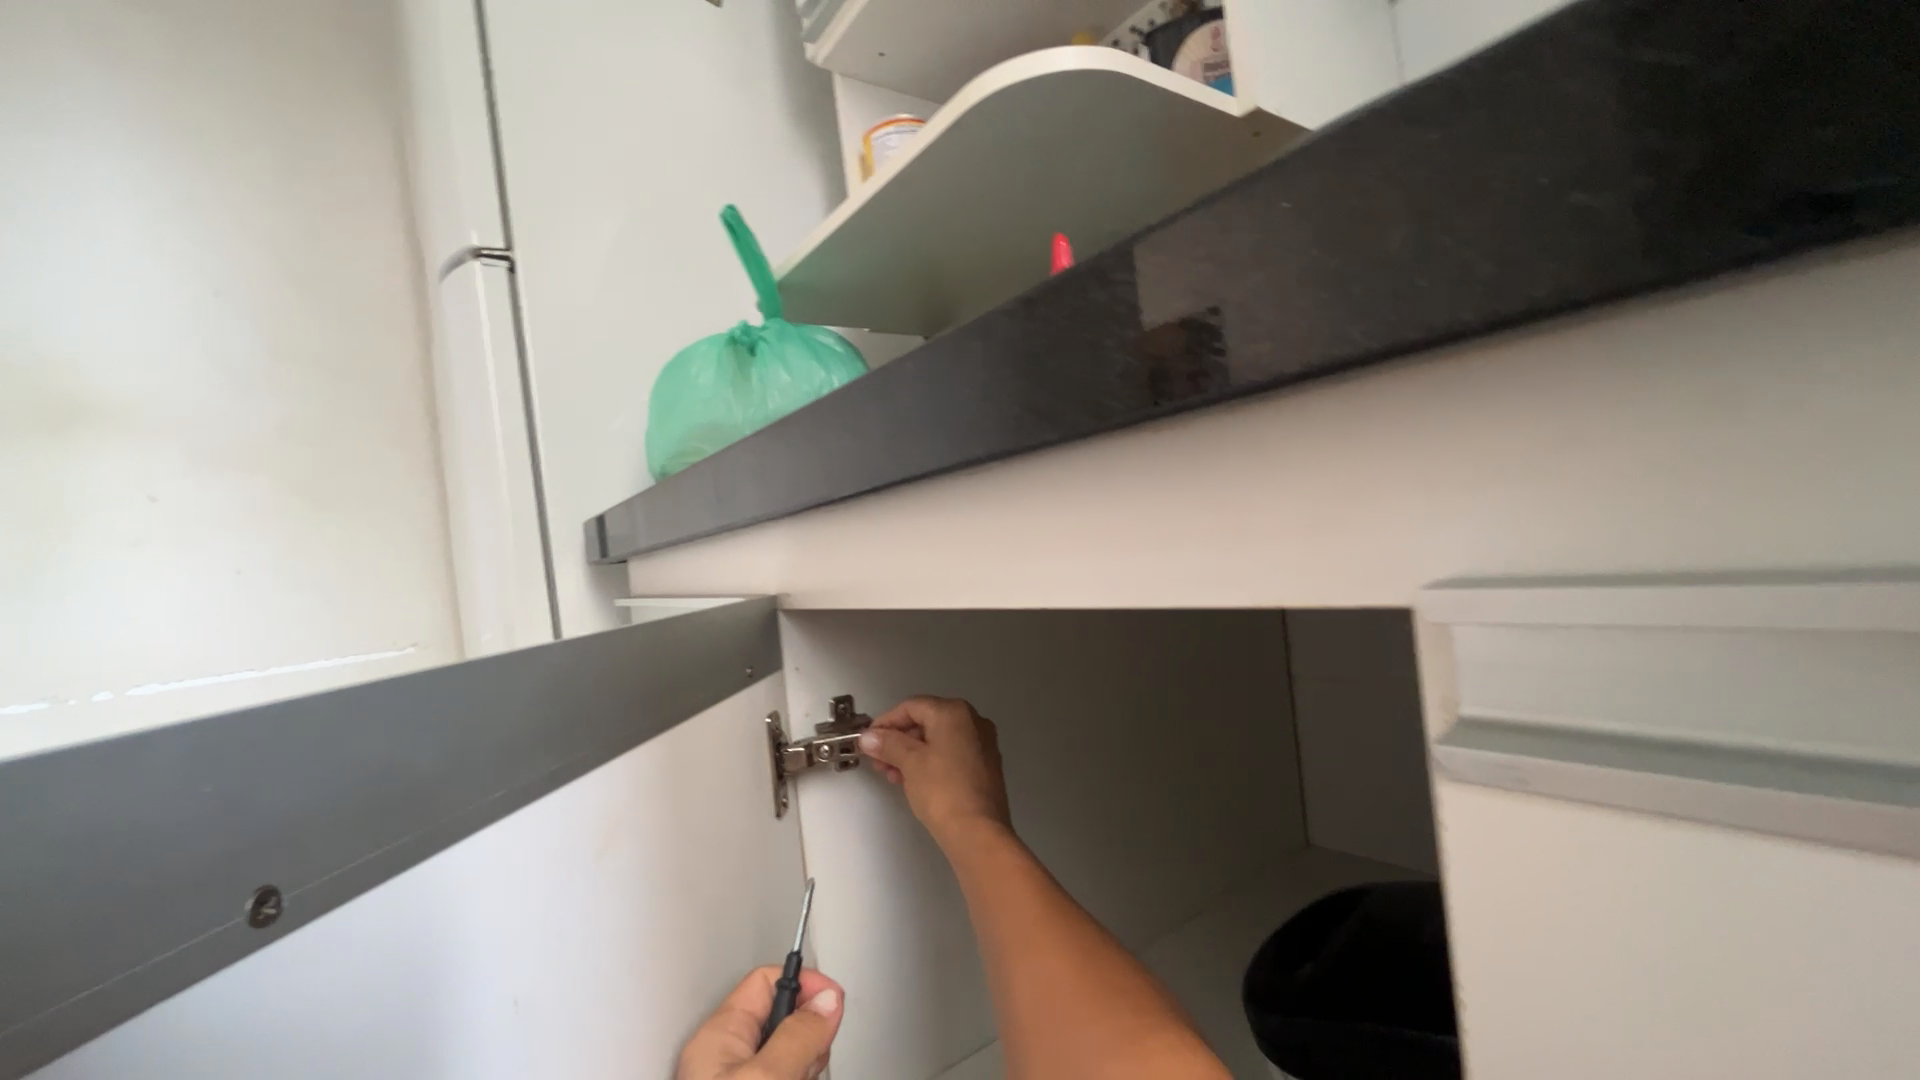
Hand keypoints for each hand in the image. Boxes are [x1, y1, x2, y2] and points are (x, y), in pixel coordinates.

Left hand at [675, 966, 843, 1079]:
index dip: (805, 983)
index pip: (768, 980)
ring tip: (802, 1076)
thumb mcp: (765, 1078)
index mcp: (718, 1036)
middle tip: (813, 1056)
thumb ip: (798, 1036)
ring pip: (787, 1050)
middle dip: (810, 1031)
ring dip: (806, 1061)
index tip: (832, 1002)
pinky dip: (800, 1074)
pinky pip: (785, 1073)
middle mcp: (723, 1058)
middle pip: (783, 1016)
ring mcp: (735, 1079)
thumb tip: (827, 1000)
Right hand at [858, 696, 1012, 846]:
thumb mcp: (910, 763)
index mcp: (955, 712)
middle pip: (926, 721)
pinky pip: (951, 754)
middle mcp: (973, 721)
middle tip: (878, 760)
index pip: (912, 706)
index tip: (868, 740)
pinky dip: (930, 762)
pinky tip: (912, 781)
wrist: (978, 832)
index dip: (886, 722)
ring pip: (938, 740)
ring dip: (911, 754)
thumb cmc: (942, 790)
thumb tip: (868, 736)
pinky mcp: (985, 765)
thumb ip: (888, 744)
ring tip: (892, 775)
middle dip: (898, 740)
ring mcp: (982, 743)